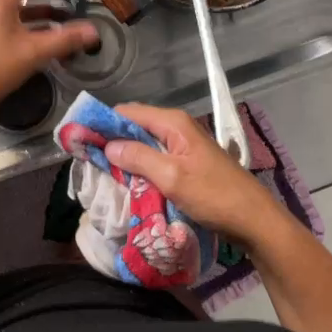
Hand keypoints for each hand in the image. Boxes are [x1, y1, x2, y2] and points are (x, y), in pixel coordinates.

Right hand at [104, 104, 293, 246]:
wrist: (253, 220)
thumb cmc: (214, 195)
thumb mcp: (172, 177)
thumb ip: (139, 158)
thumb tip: (107, 145)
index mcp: (174, 123)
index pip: (128, 112)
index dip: (103, 123)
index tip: (78, 138)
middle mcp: (177, 128)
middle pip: (135, 127)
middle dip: (111, 141)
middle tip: (85, 160)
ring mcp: (183, 147)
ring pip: (144, 145)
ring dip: (125, 158)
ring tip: (100, 173)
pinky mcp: (187, 165)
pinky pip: (156, 160)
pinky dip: (140, 169)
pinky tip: (127, 183)